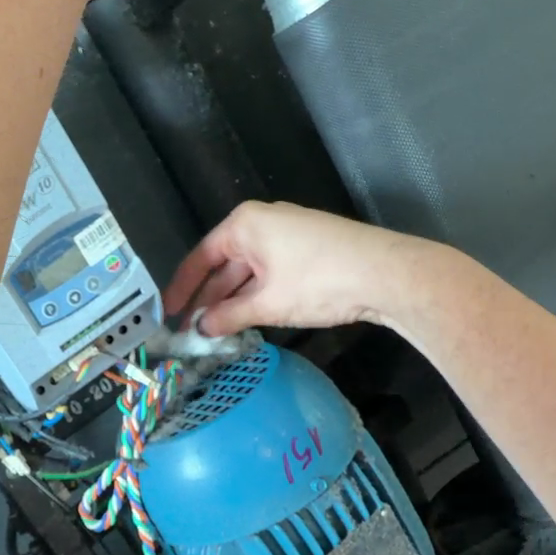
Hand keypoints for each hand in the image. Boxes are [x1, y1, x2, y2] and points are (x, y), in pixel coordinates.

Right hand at [163, 201, 462, 335]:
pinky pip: (266, 273)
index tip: (168, 314)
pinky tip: (243, 320)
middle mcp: (262, 223)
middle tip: (189, 331)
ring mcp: (286, 235)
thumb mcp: (266, 304)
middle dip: (206, 299)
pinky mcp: (305, 249)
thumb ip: (227, 317)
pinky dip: (253, 296)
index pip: (200, 258)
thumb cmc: (318, 282)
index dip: (182, 289)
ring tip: (213, 332)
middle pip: (222, 265)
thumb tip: (201, 330)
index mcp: (244, 225)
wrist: (388, 274)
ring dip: (229, 301)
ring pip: (245, 272)